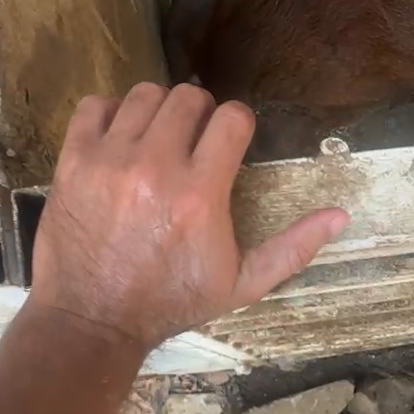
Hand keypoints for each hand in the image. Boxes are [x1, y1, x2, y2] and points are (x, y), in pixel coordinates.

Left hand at [27, 82, 349, 348]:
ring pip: (144, 95)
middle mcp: (156, 167)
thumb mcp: (244, 284)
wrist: (94, 319)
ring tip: (161, 139)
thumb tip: (341, 215)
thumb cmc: (175, 301)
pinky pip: (96, 105)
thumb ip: (293, 247)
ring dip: (161, 111)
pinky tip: (123, 138)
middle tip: (197, 141)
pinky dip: (113, 113)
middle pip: (189, 97)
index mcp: (201, 194)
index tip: (232, 142)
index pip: (232, 117)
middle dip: (202, 113)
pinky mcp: (73, 161)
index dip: (239, 124)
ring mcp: (109, 160)